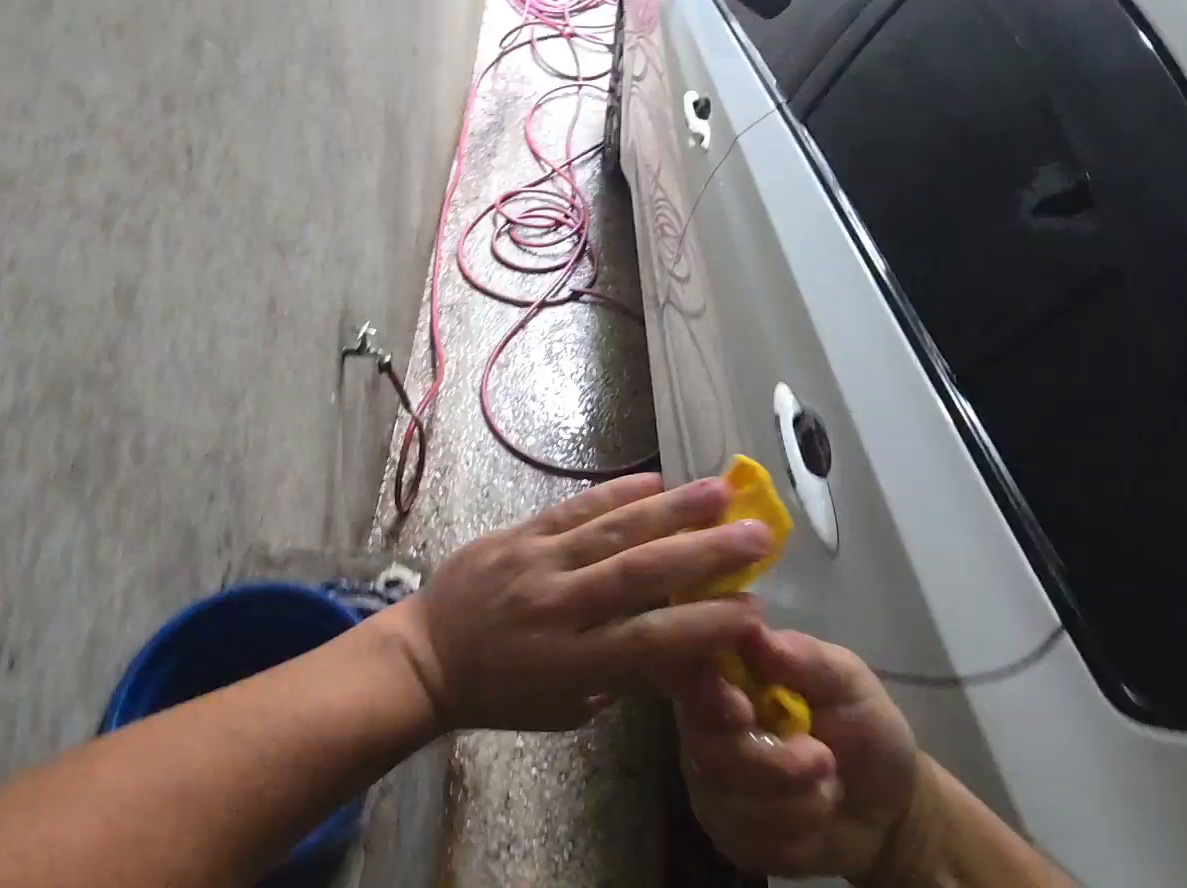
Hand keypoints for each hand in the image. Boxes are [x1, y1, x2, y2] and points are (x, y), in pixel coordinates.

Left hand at [375, 473, 775, 731]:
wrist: (427, 655)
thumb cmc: (504, 693)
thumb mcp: (569, 707)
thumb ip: (629, 677)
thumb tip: (695, 653)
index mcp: (572, 662)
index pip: (651, 639)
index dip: (706, 623)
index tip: (756, 608)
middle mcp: (557, 605)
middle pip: (640, 573)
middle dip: (705, 552)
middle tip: (759, 533)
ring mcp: (533, 562)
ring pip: (610, 530)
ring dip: (670, 509)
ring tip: (719, 491)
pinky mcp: (514, 534)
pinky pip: (570, 508)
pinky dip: (613, 493)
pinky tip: (652, 480)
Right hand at [674, 629, 918, 880]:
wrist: (887, 809)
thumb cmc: (861, 726)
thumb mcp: (848, 682)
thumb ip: (804, 657)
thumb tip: (751, 629)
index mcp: (723, 674)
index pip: (683, 669)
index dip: (703, 691)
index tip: (743, 707)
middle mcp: (701, 721)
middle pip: (705, 744)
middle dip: (772, 762)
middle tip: (824, 759)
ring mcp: (707, 777)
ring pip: (726, 795)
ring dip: (793, 799)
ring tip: (828, 785)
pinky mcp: (722, 827)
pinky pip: (743, 834)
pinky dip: (794, 832)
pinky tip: (815, 816)